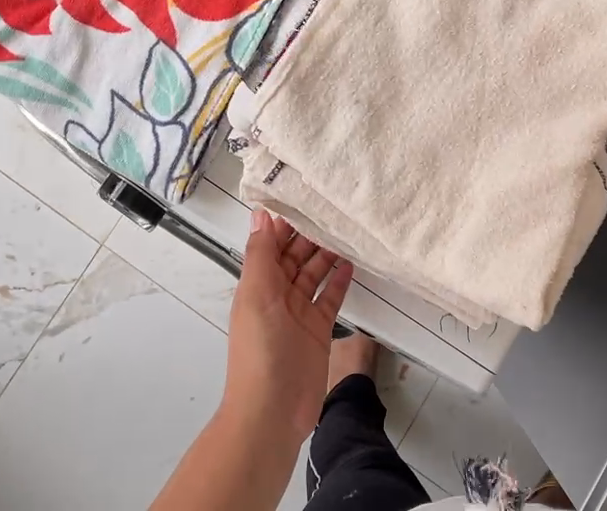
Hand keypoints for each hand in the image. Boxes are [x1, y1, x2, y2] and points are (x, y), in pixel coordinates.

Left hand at [224, 210, 355, 444]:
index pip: (270, 244)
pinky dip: (338, 281)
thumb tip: (260, 214)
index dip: (283, 222)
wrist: (272, 411)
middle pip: (293, 256)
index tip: (302, 196)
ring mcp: (298, 313)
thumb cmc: (259, 351)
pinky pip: (329, 298)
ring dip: (326, 254)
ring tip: (345, 230)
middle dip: (308, 234)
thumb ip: (261, 254)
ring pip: (313, 274)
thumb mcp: (255, 294)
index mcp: (257, 284)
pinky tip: (351, 264)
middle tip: (332, 209)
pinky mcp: (318, 330)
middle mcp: (277, 294)